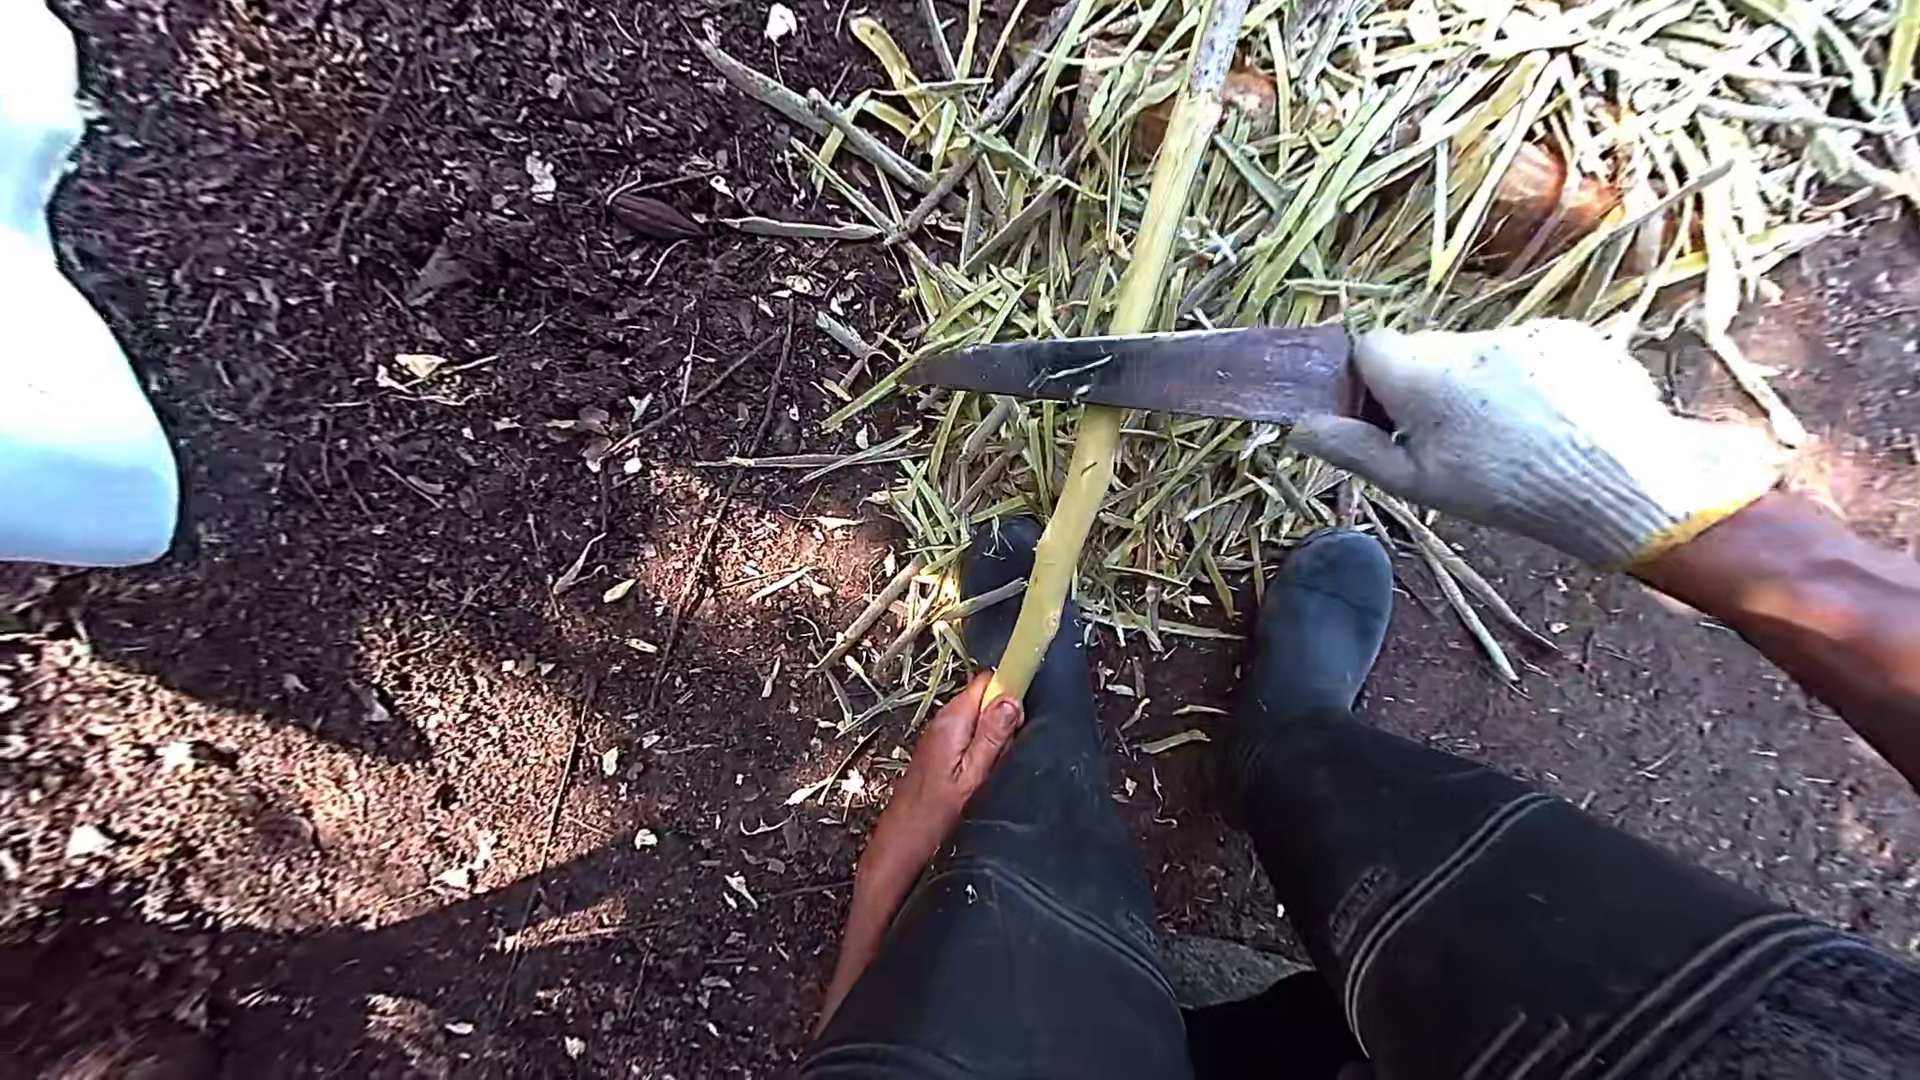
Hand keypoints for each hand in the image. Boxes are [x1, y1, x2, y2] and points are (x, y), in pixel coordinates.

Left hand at [882, 671, 1025, 855]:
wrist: (904, 838)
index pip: (987, 680)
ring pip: (980, 717)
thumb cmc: (936, 813)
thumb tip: (1012, 699)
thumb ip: (993, 735)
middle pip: (985, 697)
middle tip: (1003, 751)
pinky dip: (981, 747)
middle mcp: (944, 718)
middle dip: (1003, 718)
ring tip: (991, 766)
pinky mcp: (941, 745)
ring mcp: (941, 731)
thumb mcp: (973, 774)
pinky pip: (970, 733)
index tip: (1019, 718)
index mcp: (953, 719)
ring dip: (994, 735)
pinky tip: (980, 773)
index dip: (1009, 691)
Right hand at [1291, 320, 1785, 567]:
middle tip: (1432, 433)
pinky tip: (1531, 414)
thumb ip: (1350, 448)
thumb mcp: (1411, 482)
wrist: (1628, 483)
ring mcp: (1522, 333)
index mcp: (1423, 376)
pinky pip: (1510, 347)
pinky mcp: (1566, 333)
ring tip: (1491, 429)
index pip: (1367, 345)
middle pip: (1414, 349)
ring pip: (1462, 350)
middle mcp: (1469, 341)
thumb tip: (1298, 424)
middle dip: (1411, 383)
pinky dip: (1506, 374)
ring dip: (1460, 380)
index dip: (1363, 377)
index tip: (1376, 413)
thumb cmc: (1502, 491)